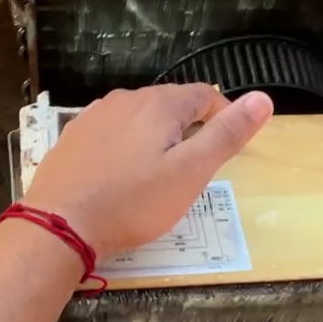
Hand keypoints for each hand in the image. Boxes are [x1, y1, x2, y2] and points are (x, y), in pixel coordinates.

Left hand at [22, 84, 272, 256]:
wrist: (60, 225)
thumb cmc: (132, 203)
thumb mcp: (190, 173)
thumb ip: (226, 136)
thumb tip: (263, 99)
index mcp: (158, 105)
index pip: (203, 95)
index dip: (222, 117)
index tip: (225, 147)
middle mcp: (124, 101)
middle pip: (168, 105)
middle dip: (186, 129)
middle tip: (192, 169)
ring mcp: (92, 119)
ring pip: (136, 120)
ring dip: (153, 139)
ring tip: (156, 176)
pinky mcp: (71, 141)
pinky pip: (108, 137)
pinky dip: (122, 150)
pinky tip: (119, 178)